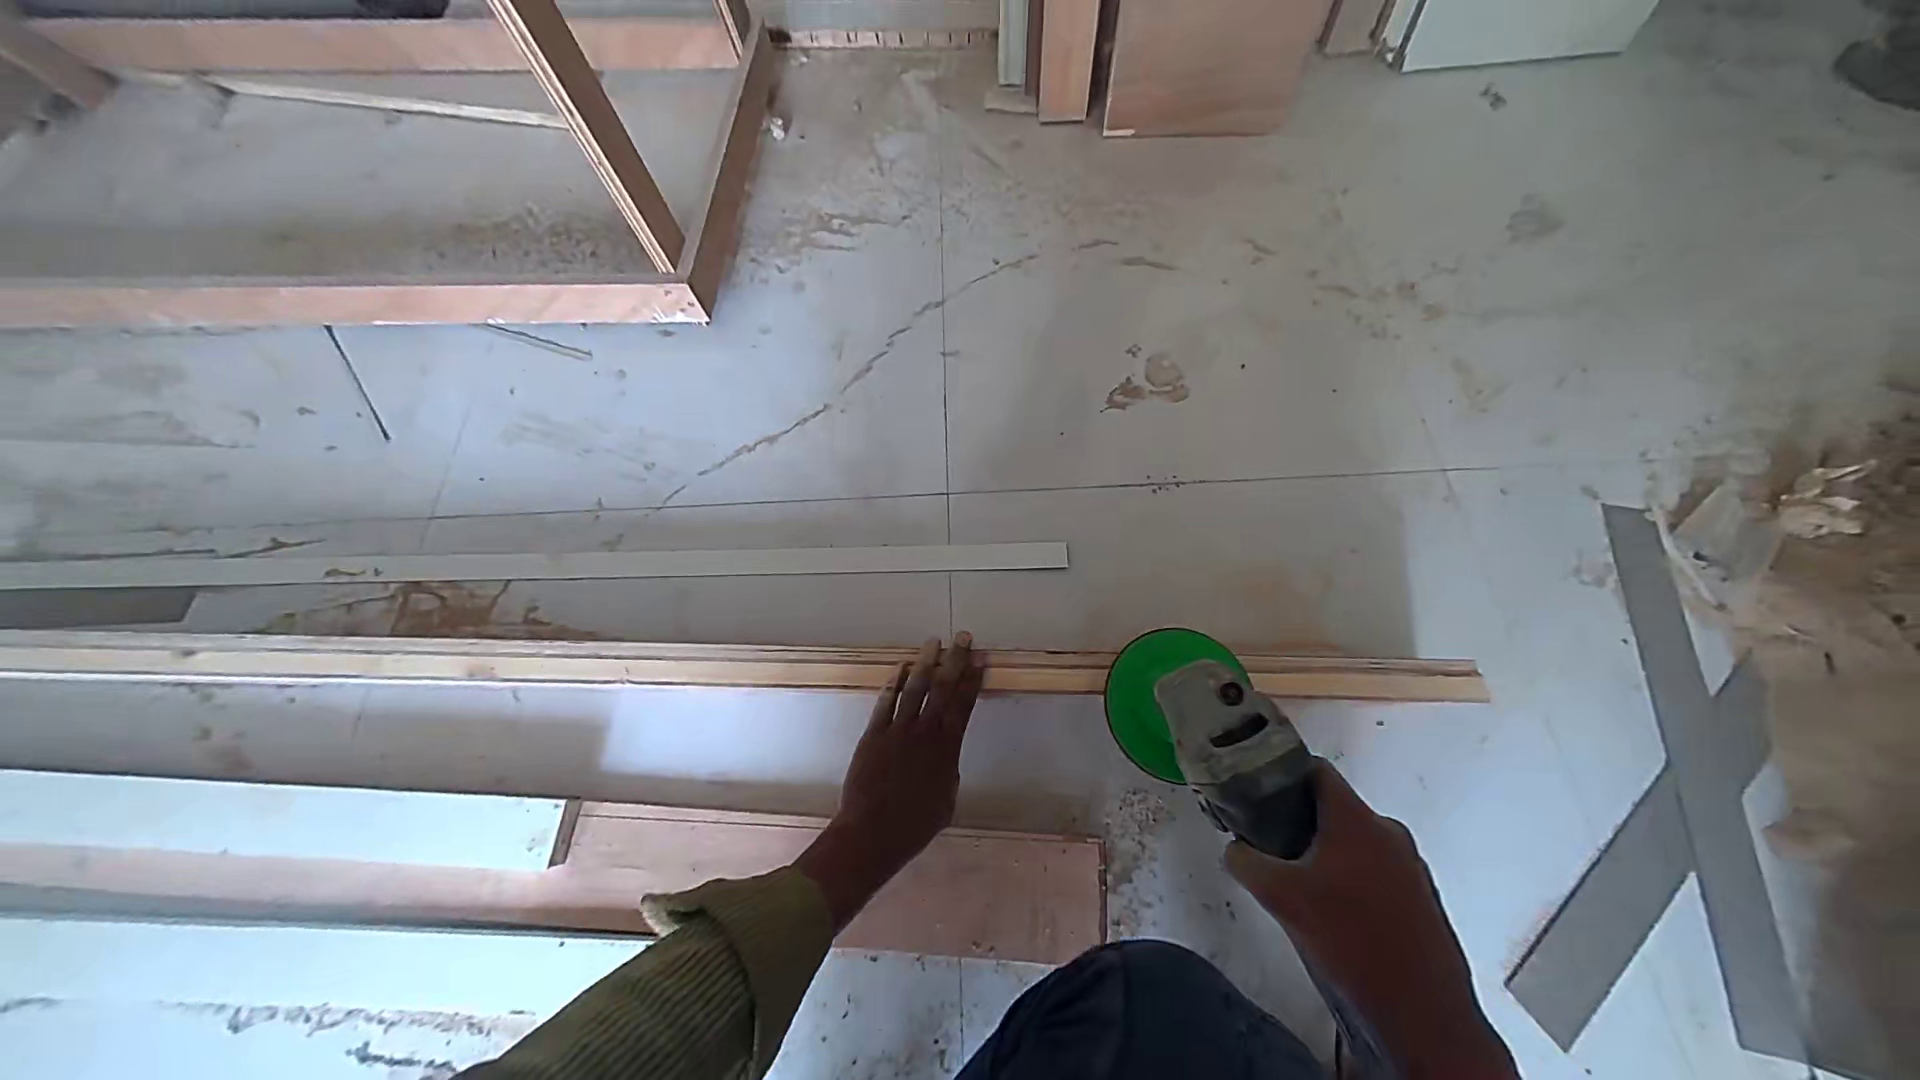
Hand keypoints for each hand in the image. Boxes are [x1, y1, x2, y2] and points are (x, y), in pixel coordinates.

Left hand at [795, 633, 984, 930]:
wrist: (873, 832)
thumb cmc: (915, 825)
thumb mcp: (946, 800)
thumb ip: (948, 773)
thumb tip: (945, 759)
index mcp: (948, 748)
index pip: (964, 704)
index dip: (973, 680)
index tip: (981, 659)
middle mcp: (926, 732)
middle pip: (943, 688)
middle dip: (955, 660)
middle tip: (963, 638)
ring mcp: (898, 730)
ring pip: (915, 688)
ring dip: (925, 663)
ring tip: (934, 642)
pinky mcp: (874, 733)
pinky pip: (886, 701)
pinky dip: (894, 682)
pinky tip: (900, 667)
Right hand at [1226, 760, 1515, 1079]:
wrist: (1423, 1015)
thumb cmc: (1348, 939)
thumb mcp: (1278, 896)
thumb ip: (1244, 860)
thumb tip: (1235, 849)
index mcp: (1357, 819)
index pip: (1316, 770)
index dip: (1282, 772)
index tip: (1256, 789)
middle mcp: (1389, 833)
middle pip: (1332, 807)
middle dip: (1297, 819)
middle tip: (1268, 841)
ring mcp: (1411, 867)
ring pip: (1353, 841)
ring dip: (1323, 852)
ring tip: (1296, 881)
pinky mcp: (1421, 899)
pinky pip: (1374, 870)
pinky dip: (1349, 877)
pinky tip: (1331, 911)